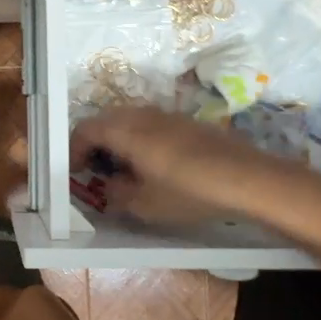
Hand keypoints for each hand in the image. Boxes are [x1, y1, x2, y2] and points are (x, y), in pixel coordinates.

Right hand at [70, 108, 273, 228]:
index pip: (85, 130)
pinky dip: (139, 141)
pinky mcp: (186, 122)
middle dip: (94, 144)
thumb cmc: (189, 191)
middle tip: (93, 171)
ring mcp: (166, 115)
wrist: (247, 178)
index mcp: (124, 130)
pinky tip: (152, 166)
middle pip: (105, 121)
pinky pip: (150, 125)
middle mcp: (141, 115)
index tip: (73, 172)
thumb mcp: (145, 204)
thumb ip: (117, 194)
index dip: (73, 150)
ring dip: (117, 141)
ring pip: (129, 121)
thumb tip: (110, 185)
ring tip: (122, 170)